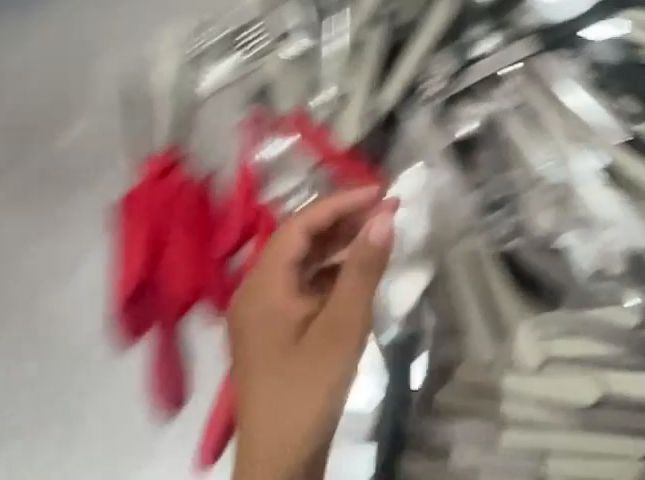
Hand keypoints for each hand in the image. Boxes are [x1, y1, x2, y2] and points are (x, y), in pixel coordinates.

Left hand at [229, 187, 395, 479]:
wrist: (280, 462)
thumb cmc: (307, 389)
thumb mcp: (342, 326)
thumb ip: (362, 268)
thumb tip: (384, 216)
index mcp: (262, 287)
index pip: (299, 226)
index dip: (340, 203)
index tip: (382, 192)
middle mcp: (257, 294)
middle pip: (299, 242)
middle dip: (343, 220)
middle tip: (387, 208)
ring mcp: (266, 316)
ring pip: (304, 265)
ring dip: (341, 245)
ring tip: (381, 232)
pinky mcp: (278, 335)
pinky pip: (306, 287)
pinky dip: (335, 273)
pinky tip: (363, 273)